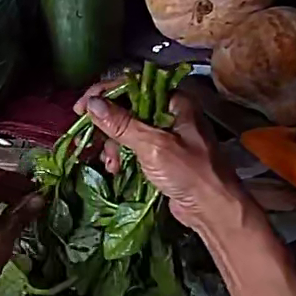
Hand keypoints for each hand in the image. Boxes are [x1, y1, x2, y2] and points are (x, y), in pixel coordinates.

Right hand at [75, 82, 255, 241]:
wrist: (213, 209)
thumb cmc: (191, 173)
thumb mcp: (154, 145)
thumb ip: (122, 124)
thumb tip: (93, 104)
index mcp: (175, 101)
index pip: (132, 86)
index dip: (104, 94)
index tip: (82, 108)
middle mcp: (170, 113)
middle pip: (127, 108)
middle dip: (106, 125)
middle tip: (89, 139)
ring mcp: (166, 135)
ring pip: (127, 130)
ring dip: (112, 145)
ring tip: (110, 163)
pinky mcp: (161, 156)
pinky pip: (133, 148)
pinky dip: (121, 156)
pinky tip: (116, 169)